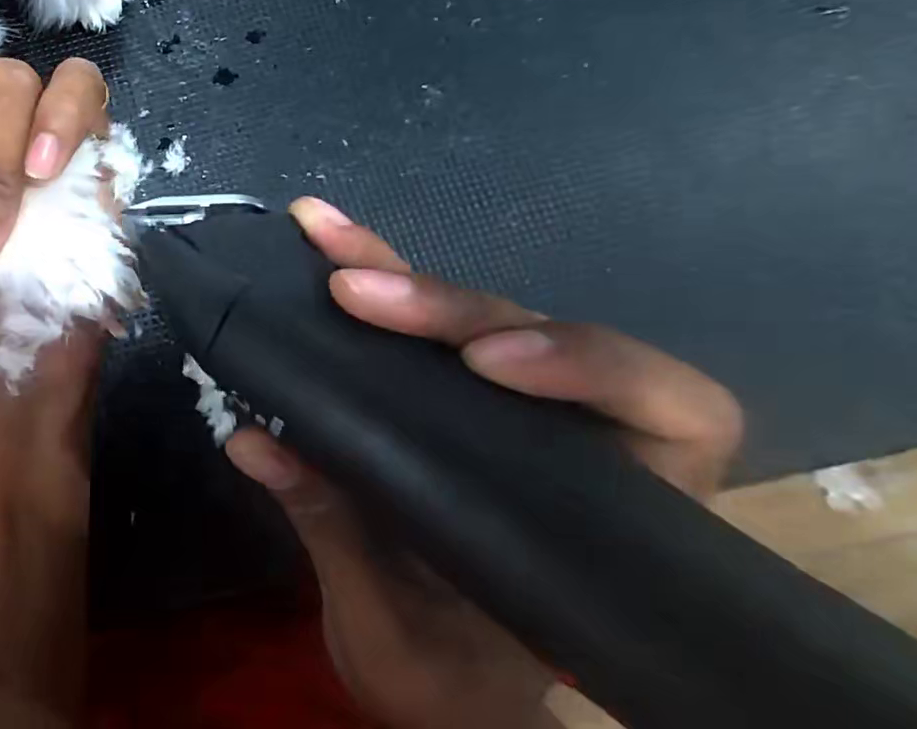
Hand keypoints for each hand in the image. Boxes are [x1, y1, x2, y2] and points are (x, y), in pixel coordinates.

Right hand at [225, 197, 743, 728]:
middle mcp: (569, 435)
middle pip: (535, 333)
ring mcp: (504, 399)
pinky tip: (320, 241)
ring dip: (396, 269)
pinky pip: (417, 318)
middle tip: (354, 294)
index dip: (590, 365)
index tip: (483, 363)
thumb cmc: (450, 678)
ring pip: (469, 310)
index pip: (664, 411)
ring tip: (320, 232)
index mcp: (612, 515)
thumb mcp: (393, 635)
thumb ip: (336, 534)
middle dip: (445, 307)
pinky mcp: (445, 383)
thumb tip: (251, 441)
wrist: (444, 685)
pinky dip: (372, 275)